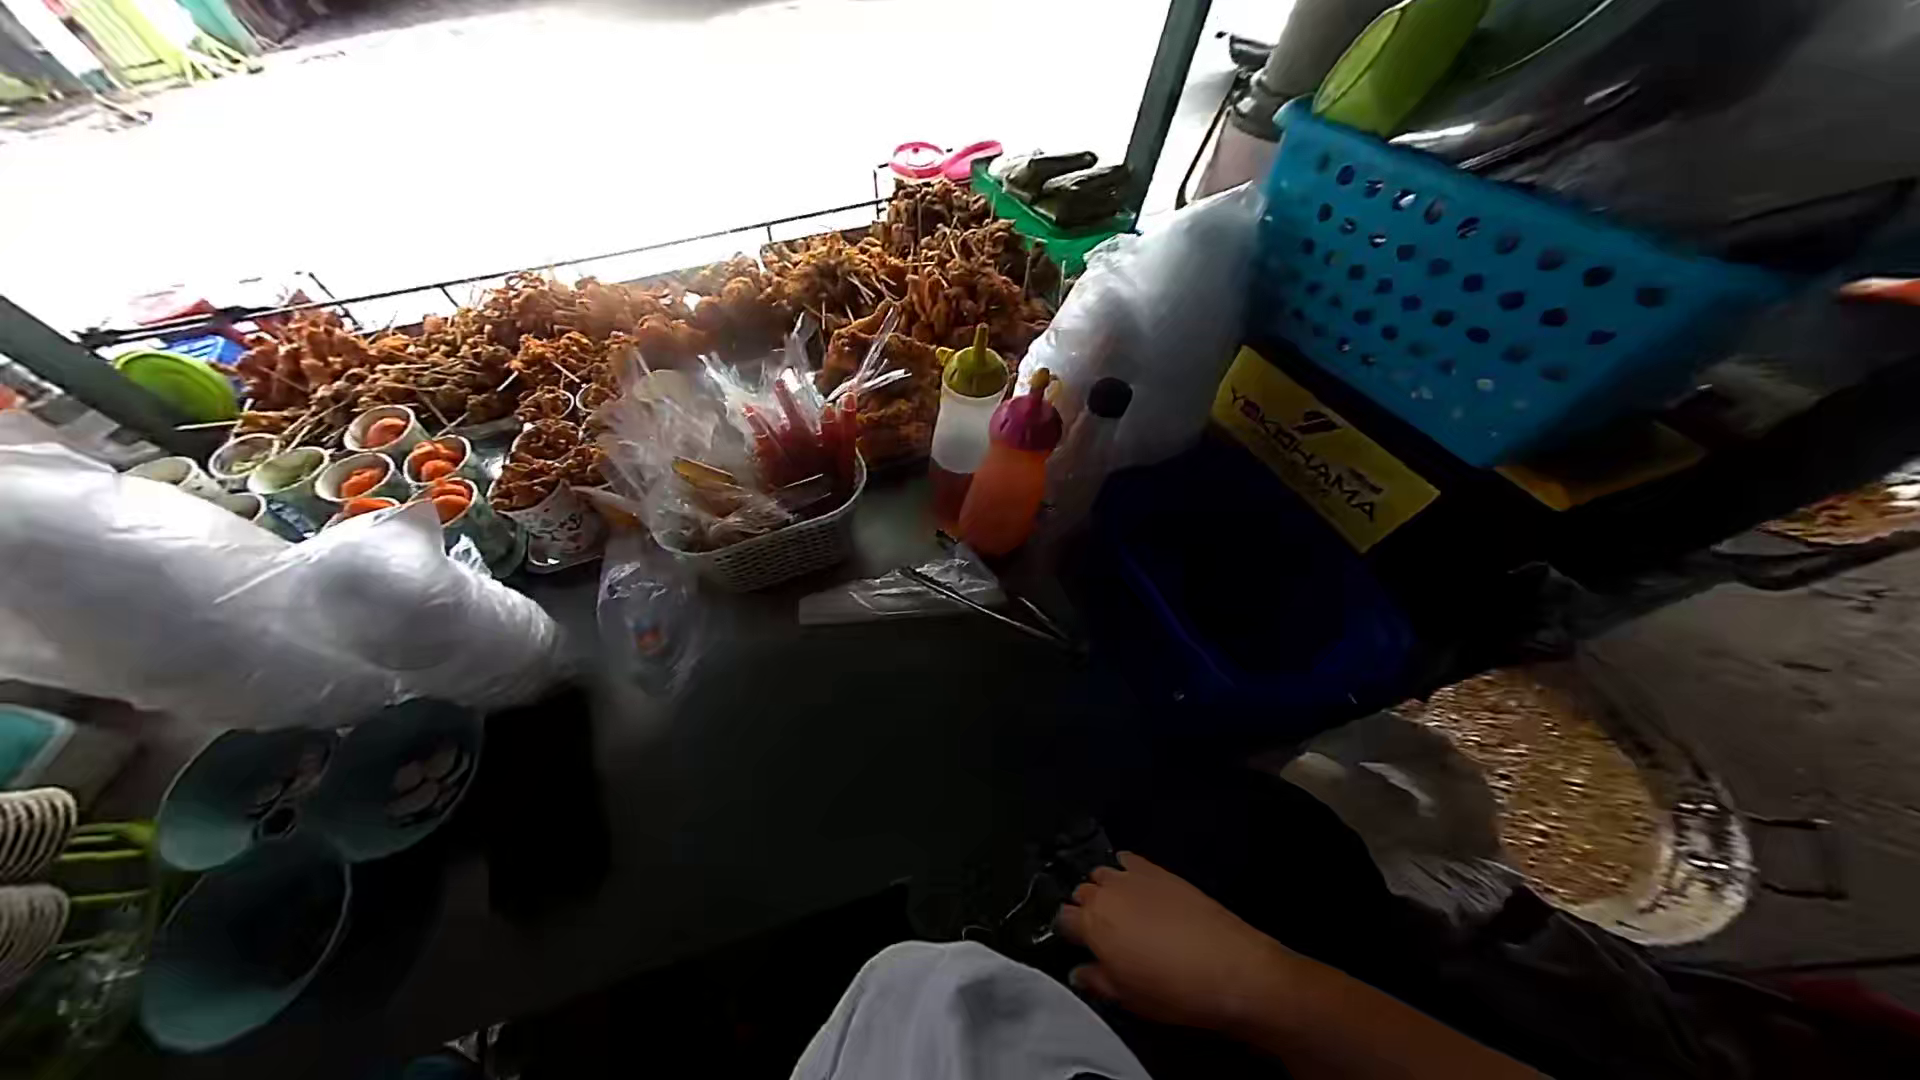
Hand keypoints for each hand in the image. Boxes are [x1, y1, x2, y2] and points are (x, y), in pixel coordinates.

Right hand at [1054, 852, 1300, 1033]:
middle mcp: (1105, 892)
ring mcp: (1131, 876)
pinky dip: (1124, 870)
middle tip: (1101, 931)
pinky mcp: (1156, 869)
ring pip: (1100, 873)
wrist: (1229, 967)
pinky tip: (1135, 886)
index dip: (1067, 931)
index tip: (1076, 943)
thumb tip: (1079, 972)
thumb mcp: (1128, 998)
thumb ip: (1096, 980)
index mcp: (1092, 924)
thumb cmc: (1174, 990)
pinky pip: (1127, 860)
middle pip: (1081, 892)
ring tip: (1118, 908)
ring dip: (1103, 888)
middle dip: (1085, 908)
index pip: (1062, 917)